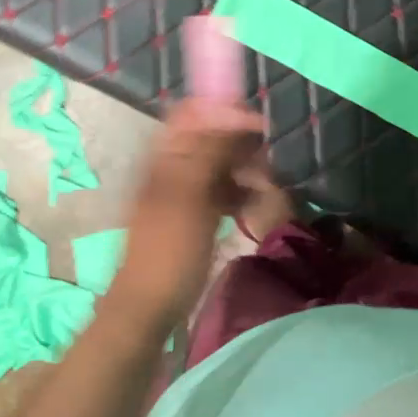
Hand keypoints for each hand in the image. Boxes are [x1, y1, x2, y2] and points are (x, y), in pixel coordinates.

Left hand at [110, 99, 266, 326]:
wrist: (148, 309)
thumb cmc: (168, 252)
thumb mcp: (190, 196)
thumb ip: (208, 150)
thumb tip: (229, 107)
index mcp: (163, 156)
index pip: (193, 113)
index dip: (224, 111)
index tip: (258, 127)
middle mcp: (170, 166)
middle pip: (208, 136)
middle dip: (240, 142)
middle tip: (269, 160)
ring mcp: (180, 191)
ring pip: (217, 164)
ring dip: (243, 168)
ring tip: (269, 183)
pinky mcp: (192, 214)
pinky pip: (219, 190)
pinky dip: (237, 191)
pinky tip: (256, 203)